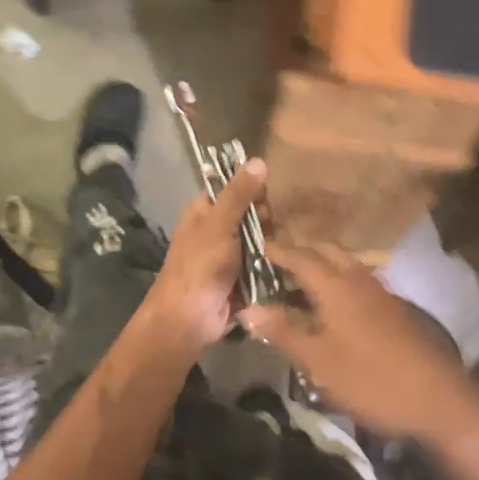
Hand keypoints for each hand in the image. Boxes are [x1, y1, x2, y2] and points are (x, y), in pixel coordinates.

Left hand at [143, 159, 267, 350]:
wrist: (189, 318)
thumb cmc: (199, 266)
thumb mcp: (219, 225)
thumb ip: (239, 194)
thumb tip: (258, 160)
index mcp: (205, 211)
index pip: (235, 188)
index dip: (254, 190)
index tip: (267, 201)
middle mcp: (217, 229)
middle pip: (253, 214)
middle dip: (267, 221)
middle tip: (274, 232)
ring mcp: (230, 254)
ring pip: (262, 239)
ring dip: (273, 244)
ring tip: (285, 250)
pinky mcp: (243, 276)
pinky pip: (263, 263)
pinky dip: (273, 263)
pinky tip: (289, 264)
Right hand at [241, 242, 478, 450]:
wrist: (439, 400)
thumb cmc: (371, 379)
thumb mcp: (319, 361)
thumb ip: (283, 331)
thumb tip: (248, 309)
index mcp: (336, 285)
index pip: (299, 256)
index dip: (275, 249)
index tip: (253, 244)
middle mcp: (358, 279)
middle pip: (325, 251)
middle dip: (299, 251)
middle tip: (273, 263)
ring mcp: (380, 293)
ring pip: (344, 265)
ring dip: (320, 266)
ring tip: (295, 284)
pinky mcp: (393, 310)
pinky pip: (357, 281)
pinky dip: (337, 282)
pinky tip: (329, 307)